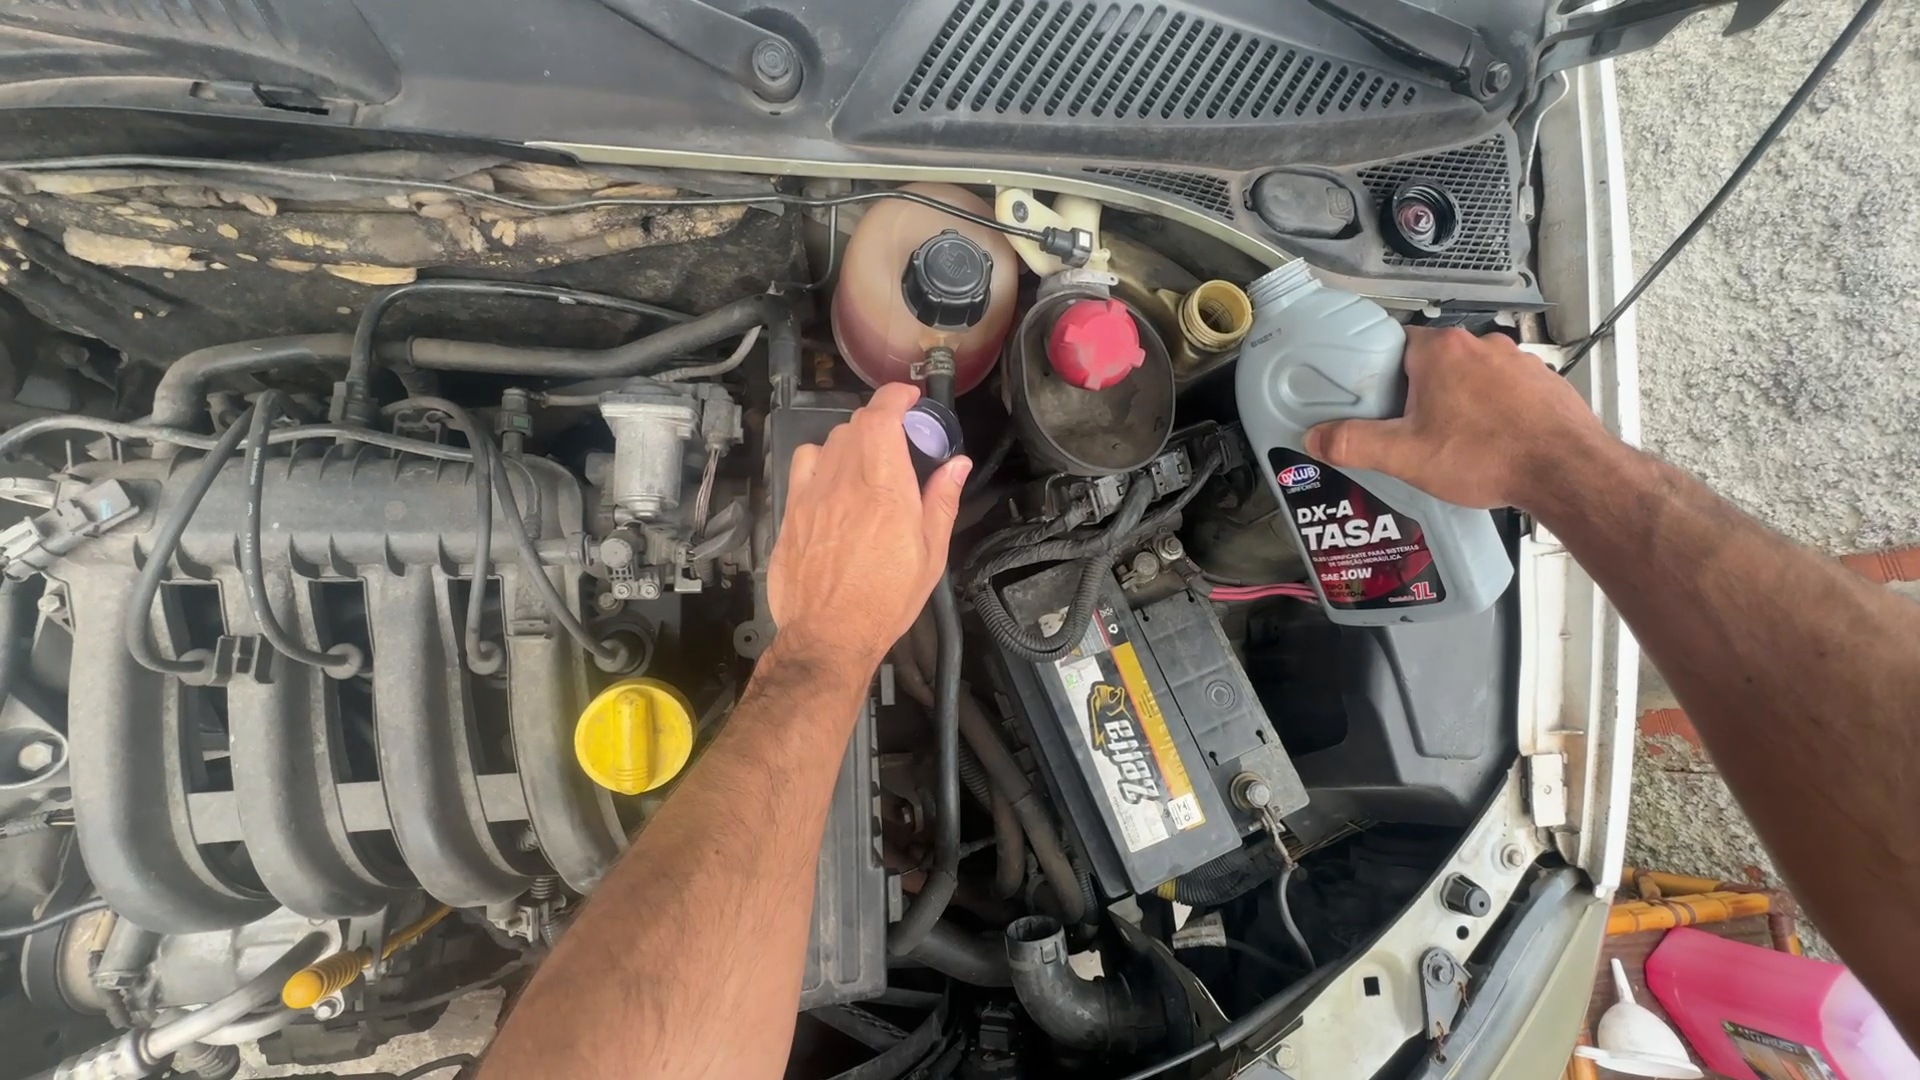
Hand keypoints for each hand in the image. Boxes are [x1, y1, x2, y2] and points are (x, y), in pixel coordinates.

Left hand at [768, 383, 969, 673]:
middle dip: (881, 422)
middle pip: (857, 424)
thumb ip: (942, 501)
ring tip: (868, 463)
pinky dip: (823, 460)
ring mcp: (813, 495)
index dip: (895, 396)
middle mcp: (846, 483)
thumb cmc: (885, 600)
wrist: (829, 634)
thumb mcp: (930, 555)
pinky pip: (804, 465)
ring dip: (853, 440)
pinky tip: (833, 481)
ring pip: (831, 441)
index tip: (909, 397)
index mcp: (887, 491)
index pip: (882, 417)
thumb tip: (958, 465)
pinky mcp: (792, 512)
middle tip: (900, 441)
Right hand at [1304, 326, 1606, 511]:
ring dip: (1452, 400)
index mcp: (1441, 351)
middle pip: (1429, 361)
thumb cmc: (1486, 456)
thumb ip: (1351, 443)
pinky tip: (1483, 443)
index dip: (1376, 370)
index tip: (1369, 398)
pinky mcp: (1543, 384)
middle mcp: (1482, 345)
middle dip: (1413, 391)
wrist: (1570, 473)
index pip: (1394, 342)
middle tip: (1401, 427)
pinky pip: (1501, 390)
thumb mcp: (1402, 455)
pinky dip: (1487, 410)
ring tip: (1444, 440)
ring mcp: (1518, 362)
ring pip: (1467, 376)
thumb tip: (1315, 437)